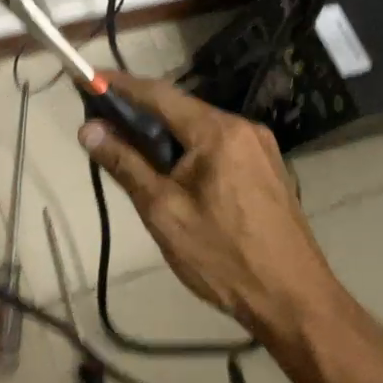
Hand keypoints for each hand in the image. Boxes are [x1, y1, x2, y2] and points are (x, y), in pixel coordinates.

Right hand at [79, 73, 347, 349]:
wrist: (296, 302)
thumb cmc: (223, 257)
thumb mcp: (164, 212)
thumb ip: (125, 164)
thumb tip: (89, 129)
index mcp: (218, 132)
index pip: (158, 94)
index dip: (119, 85)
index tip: (87, 79)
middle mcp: (243, 128)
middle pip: (180, 109)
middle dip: (138, 114)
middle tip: (101, 127)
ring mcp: (261, 148)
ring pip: (198, 129)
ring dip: (162, 135)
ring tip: (129, 154)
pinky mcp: (268, 170)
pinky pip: (218, 146)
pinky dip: (187, 150)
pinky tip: (170, 174)